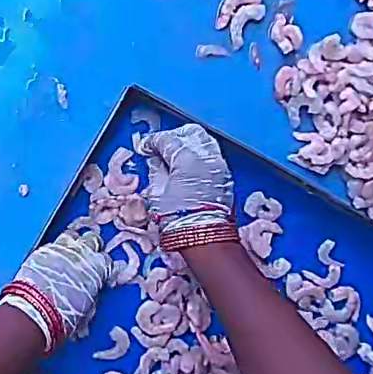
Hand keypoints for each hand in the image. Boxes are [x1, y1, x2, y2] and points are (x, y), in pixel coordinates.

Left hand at [0, 229, 112, 351]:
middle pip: (93, 240)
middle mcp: (82, 253)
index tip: (102, 272)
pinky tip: (53, 259)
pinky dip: (56, 249)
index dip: (105, 266)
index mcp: (97, 268)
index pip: (108, 260)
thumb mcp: (88, 308)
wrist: (35, 310)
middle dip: (92, 247)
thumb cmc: (64, 315)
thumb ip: (94, 292)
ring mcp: (61, 248)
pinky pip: (53, 243)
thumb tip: (94, 290)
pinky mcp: (42, 249)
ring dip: (74, 243)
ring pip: (73, 235)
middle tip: (88, 258)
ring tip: (70, 252)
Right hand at [141, 124, 237, 249]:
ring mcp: (219, 166)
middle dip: (174, 137)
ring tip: (176, 156)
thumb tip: (155, 160)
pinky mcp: (226, 177)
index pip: (167, 139)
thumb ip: (156, 170)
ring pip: (205, 142)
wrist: (204, 239)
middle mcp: (206, 156)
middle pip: (190, 133)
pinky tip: (189, 167)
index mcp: (186, 157)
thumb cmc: (179, 219)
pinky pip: (212, 157)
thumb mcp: (157, 193)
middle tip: (161, 147)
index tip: (146, 146)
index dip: (153, 141)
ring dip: (189, 145)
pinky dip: (200, 157)